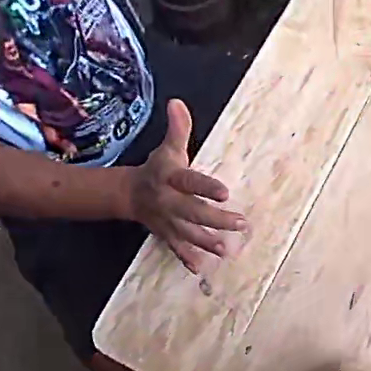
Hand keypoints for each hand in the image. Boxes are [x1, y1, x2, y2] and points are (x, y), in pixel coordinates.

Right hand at [125, 99, 247, 273]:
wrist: (129, 193)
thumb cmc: (158, 170)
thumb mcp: (168, 149)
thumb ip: (178, 130)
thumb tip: (178, 102)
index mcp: (171, 178)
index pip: (190, 181)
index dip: (206, 186)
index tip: (225, 192)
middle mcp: (169, 201)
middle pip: (194, 211)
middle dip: (216, 218)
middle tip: (241, 223)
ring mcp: (168, 220)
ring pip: (188, 232)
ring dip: (206, 241)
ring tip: (226, 250)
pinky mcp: (166, 234)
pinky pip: (176, 248)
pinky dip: (186, 258)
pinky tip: (199, 268)